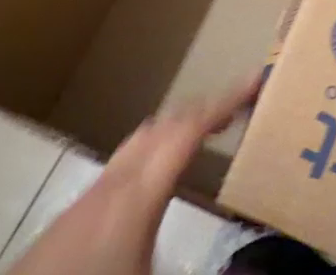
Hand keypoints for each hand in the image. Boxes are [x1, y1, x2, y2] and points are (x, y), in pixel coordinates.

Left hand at [9, 70, 262, 274]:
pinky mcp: (76, 211)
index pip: (190, 129)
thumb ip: (212, 270)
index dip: (226, 100)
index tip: (256, 79)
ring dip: (179, 125)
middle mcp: (116, 181)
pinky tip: (159, 176)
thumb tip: (259, 270)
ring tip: (207, 132)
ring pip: (142, 138)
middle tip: (241, 106)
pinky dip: (156, 147)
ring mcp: (92, 193)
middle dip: (206, 107)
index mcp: (140, 193)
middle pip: (165, 123)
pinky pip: (126, 158)